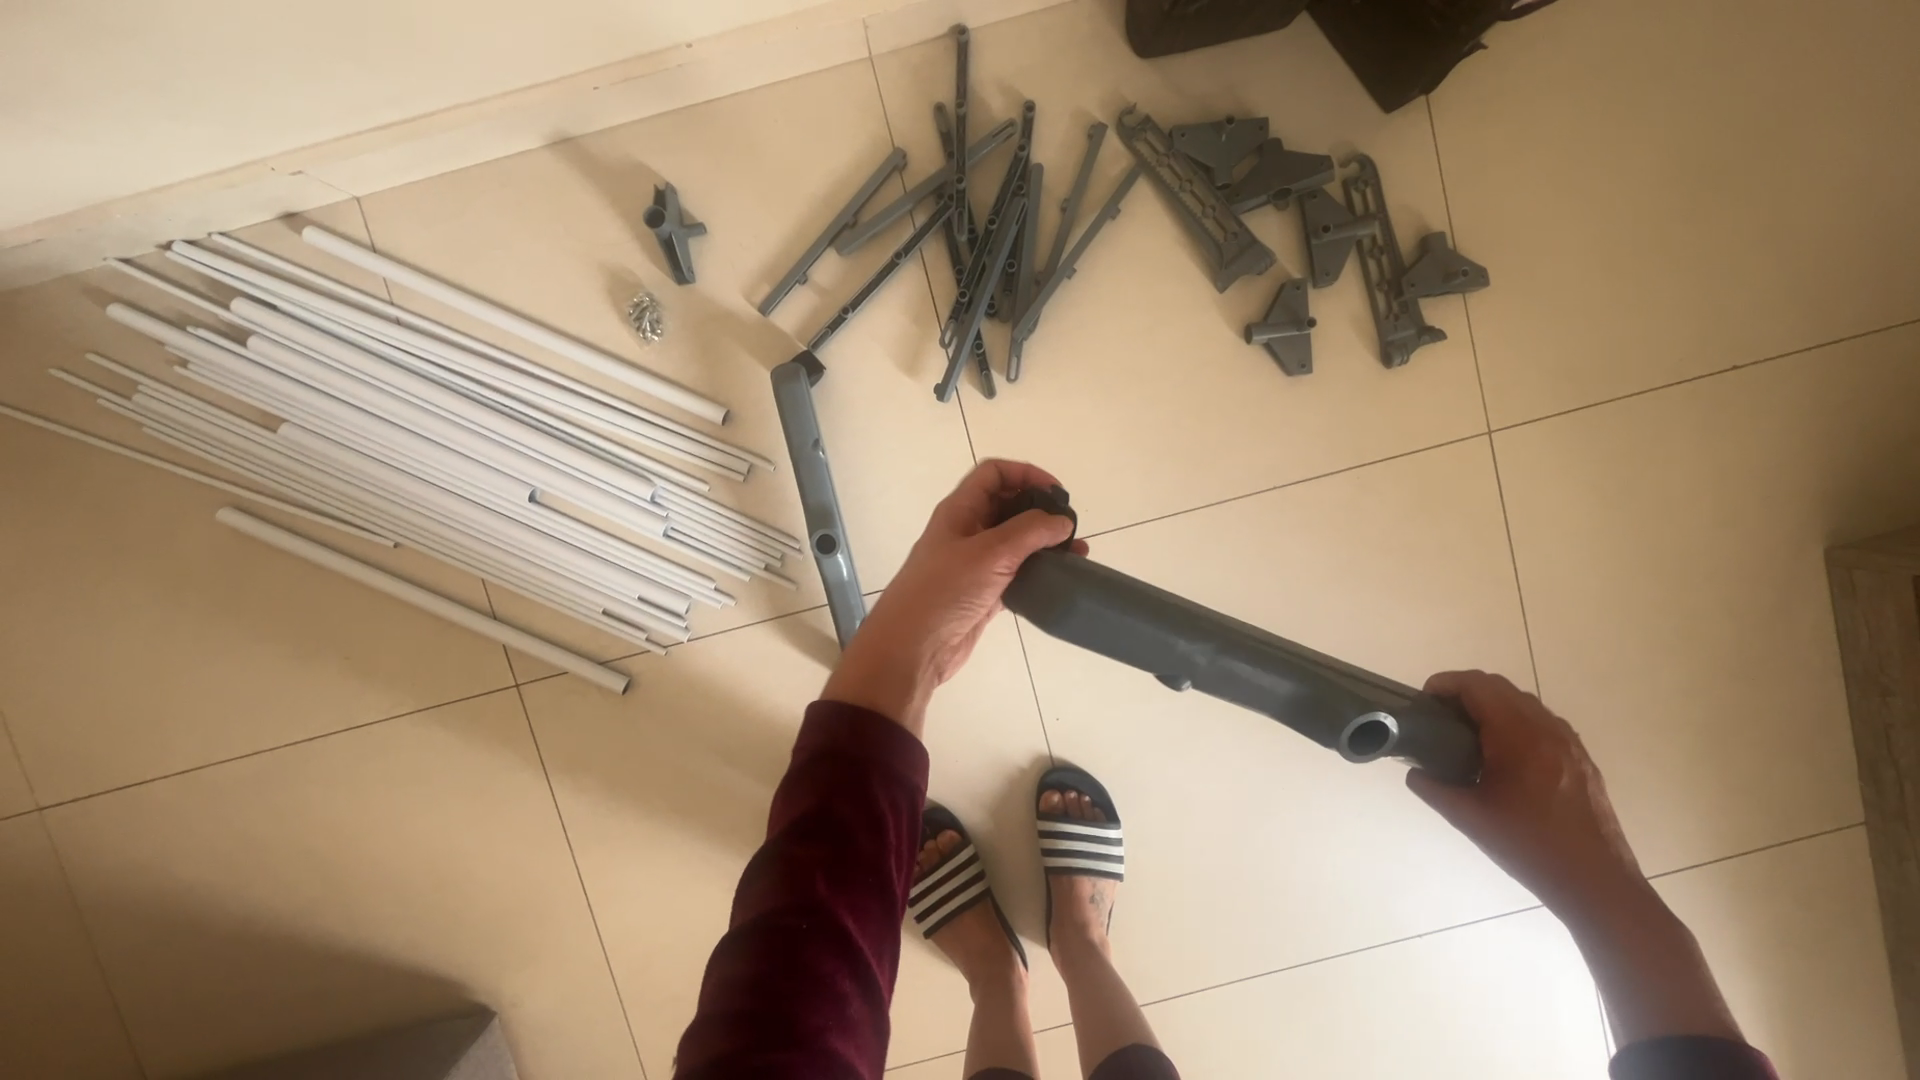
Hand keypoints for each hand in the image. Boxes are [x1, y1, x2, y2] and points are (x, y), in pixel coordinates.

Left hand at [821, 459, 1085, 734]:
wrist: (913, 648)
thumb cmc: (944, 592)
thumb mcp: (989, 553)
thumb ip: (1029, 532)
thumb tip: (1062, 521)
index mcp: (960, 510)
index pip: (993, 474)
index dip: (1025, 474)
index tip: (1057, 492)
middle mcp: (967, 531)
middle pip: (1007, 506)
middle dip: (1040, 510)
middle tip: (1070, 526)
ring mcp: (975, 564)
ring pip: (1015, 542)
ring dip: (1044, 544)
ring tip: (1076, 554)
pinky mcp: (983, 593)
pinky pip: (1016, 574)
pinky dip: (1038, 573)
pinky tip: (1058, 580)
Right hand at [1406, 671, 1645, 919]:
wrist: (1596, 884)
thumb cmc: (1529, 848)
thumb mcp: (1468, 818)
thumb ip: (1432, 788)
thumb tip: (1414, 773)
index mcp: (1519, 737)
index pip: (1477, 686)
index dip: (1446, 683)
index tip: (1424, 700)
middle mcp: (1548, 730)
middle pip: (1500, 688)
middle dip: (1465, 692)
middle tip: (1439, 715)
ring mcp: (1570, 744)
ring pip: (1524, 703)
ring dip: (1491, 705)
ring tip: (1466, 732)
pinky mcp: (1581, 760)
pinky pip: (1542, 722)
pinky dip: (1515, 721)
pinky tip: (1502, 754)